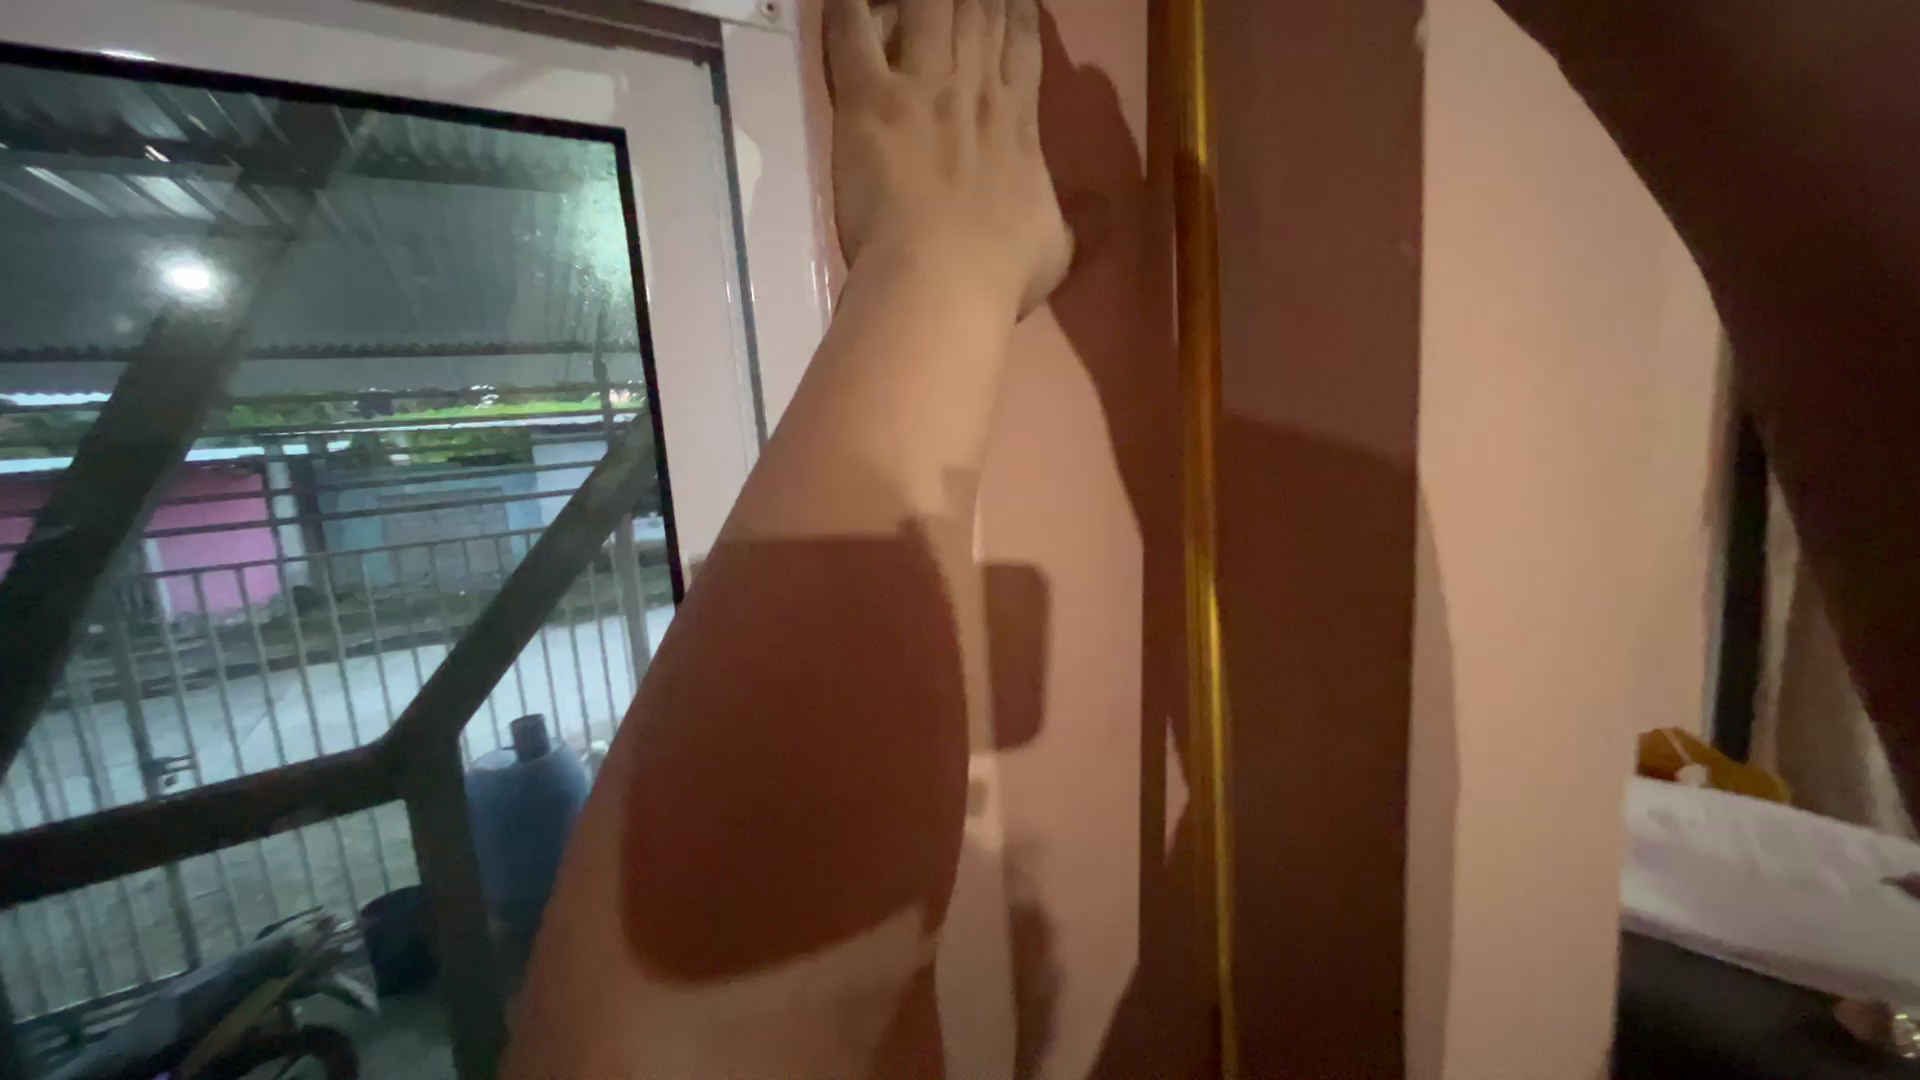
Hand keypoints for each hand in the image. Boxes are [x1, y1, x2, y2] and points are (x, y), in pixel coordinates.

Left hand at [826, 0, 1071, 318]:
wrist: (944, 281)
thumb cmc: (1002, 275)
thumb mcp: (1056, 251)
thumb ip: (1075, 226)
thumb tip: (1102, 216)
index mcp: (1018, 121)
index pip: (1023, 43)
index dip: (1017, 13)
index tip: (1012, 1)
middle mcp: (974, 88)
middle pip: (976, 10)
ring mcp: (921, 87)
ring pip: (923, 4)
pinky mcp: (869, 100)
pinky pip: (851, 32)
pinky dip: (847, 7)